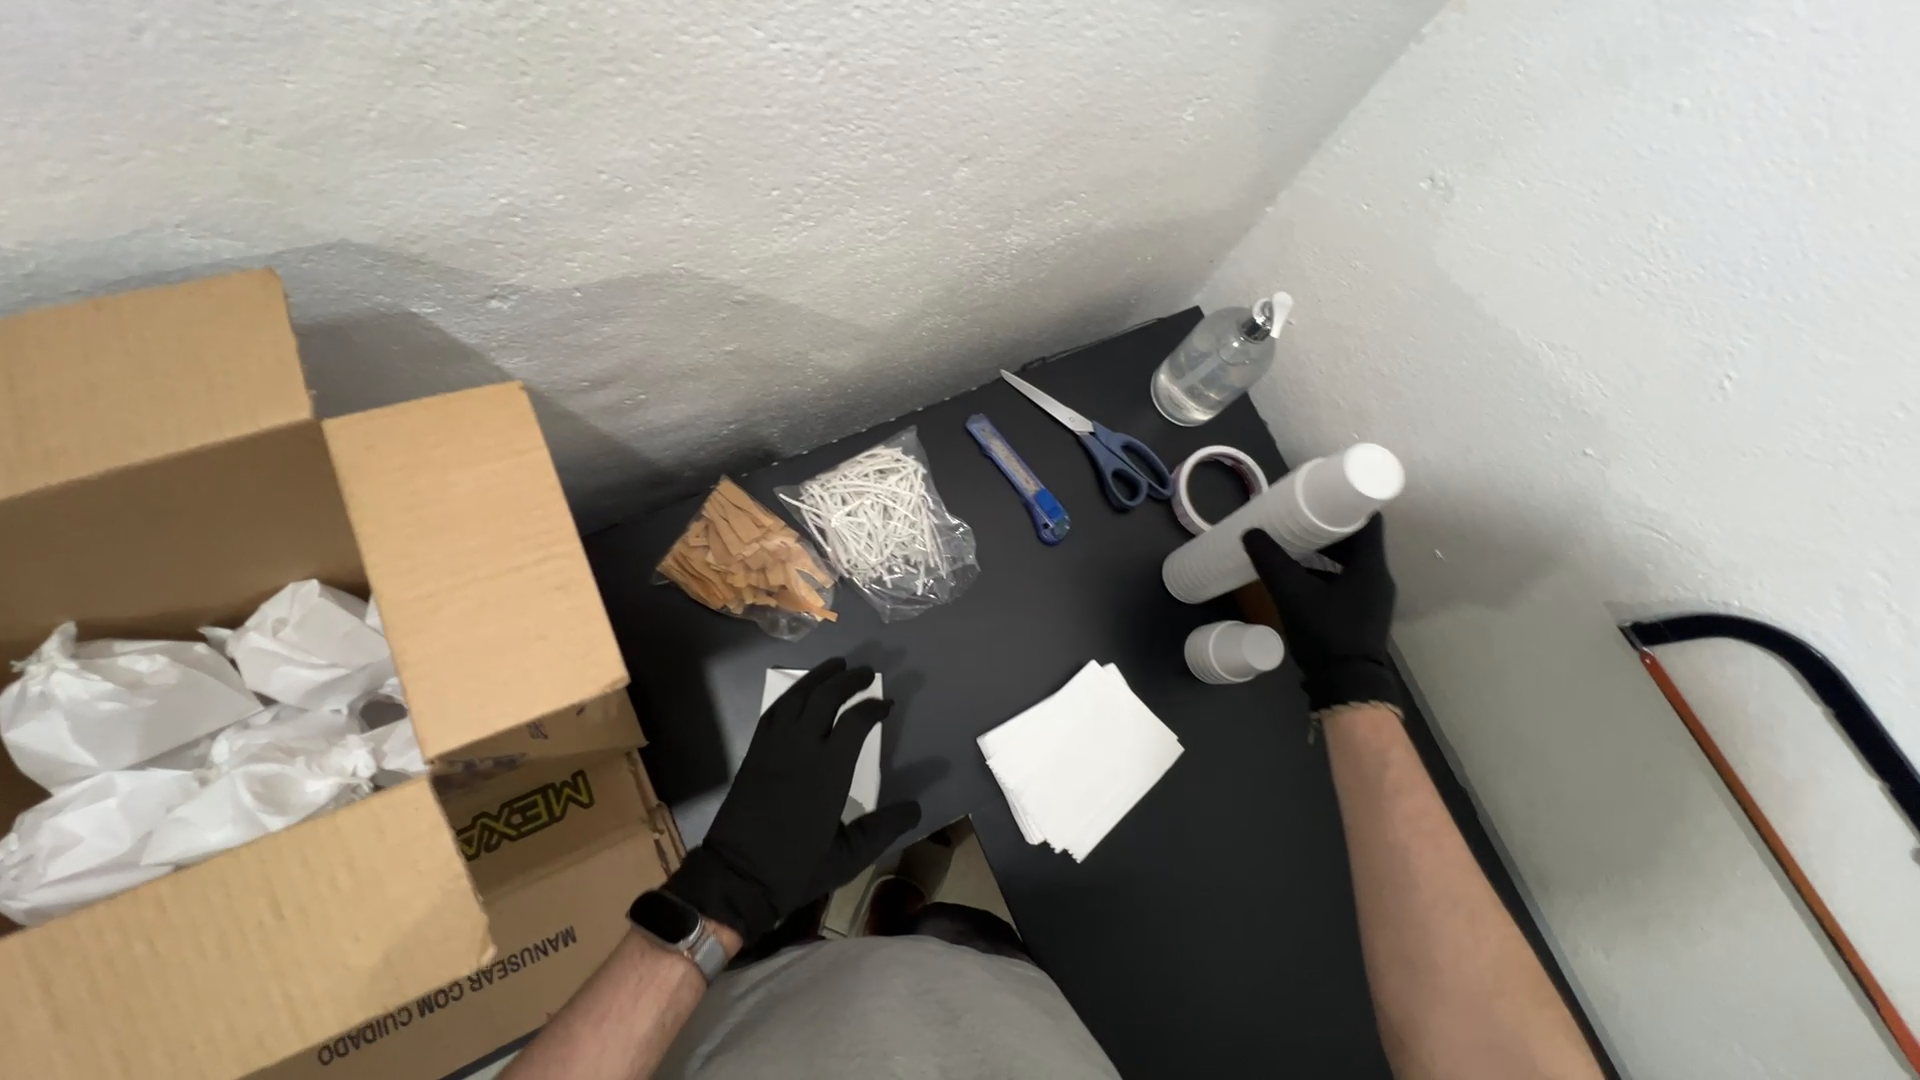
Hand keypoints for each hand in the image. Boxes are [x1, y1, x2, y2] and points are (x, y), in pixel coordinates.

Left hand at [664, 658, 920, 943]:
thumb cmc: (795, 868)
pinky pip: (774, 712)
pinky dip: (791, 695)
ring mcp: (773, 747)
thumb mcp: (848, 856)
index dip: (874, 707)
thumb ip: (884, 828)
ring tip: (837, 665)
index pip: (856, 722)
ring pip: (797, 698)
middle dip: (849, 680)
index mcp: (828, 771)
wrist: (736, 877)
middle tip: (866, 672)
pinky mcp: (754, 753)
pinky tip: (800, 691)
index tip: (887, 705)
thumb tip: (916, 807)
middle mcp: (801, 749)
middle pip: (826, 698)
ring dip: (819, 677)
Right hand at [1242, 515, 1399, 716]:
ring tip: (1295, 544)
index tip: (1321, 496)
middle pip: (1358, 540)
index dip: (1347, 505)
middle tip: (1300, 518)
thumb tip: (1251, 534)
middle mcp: (1378, 578)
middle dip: (1329, 527)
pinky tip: (1300, 578)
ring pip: (1351, 562)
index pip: (1369, 521)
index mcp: (1370, 567)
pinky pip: (1347, 581)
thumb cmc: (1326, 634)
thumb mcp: (1292, 594)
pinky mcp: (1363, 613)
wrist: (1346, 684)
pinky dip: (1327, 573)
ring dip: (1326, 552)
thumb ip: (1271, 562)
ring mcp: (1373, 597)